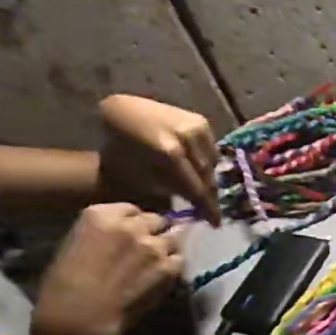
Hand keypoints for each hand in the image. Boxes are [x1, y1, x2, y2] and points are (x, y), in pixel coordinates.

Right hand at [33, 203, 182, 334]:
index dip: (135, 222)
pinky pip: (180, 259)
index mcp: (100, 214)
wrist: (82, 312)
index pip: (131, 209)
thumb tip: (125, 235)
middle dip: (154, 231)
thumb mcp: (79, 242)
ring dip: (168, 247)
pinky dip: (175, 265)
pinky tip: (164, 275)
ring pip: (173, 237)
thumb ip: (106, 232)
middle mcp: (131, 226)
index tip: (135, 233)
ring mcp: (153, 246)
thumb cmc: (67, 282)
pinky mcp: (169, 267)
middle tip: (149, 247)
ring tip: (159, 261)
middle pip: (156, 220)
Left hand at [97, 94, 220, 224]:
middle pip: (207, 175)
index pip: (197, 187)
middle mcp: (188, 137)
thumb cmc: (123, 147)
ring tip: (200, 188)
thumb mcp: (142, 175)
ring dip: (208, 177)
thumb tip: (195, 203)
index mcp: (170, 152)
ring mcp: (196, 126)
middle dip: (209, 194)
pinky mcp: (200, 120)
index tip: (215, 223)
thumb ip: (172, 190)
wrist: (120, 110)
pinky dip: (207, 161)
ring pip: (212, 163)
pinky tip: (196, 167)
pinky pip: (212, 149)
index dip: (208, 208)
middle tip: (210, 210)